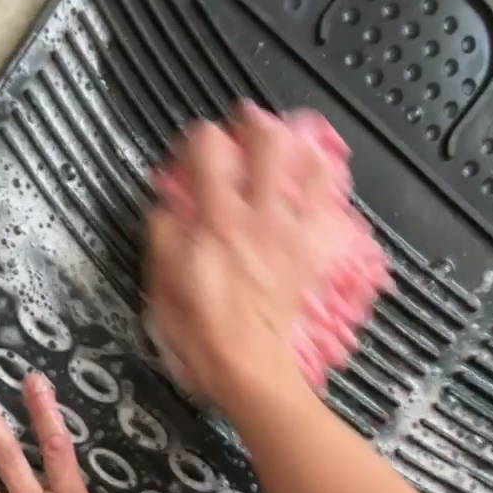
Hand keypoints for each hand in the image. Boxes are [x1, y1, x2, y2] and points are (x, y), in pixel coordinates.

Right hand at [146, 101, 342, 409]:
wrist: (249, 368)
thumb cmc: (200, 333)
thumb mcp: (162, 286)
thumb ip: (164, 236)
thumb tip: (166, 207)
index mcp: (214, 220)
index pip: (207, 147)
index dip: (197, 137)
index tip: (192, 149)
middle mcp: (257, 215)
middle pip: (268, 141)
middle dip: (254, 125)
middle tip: (245, 127)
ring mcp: (290, 232)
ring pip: (310, 166)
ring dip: (299, 148)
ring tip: (287, 146)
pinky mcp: (311, 253)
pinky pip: (330, 208)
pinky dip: (327, 190)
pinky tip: (319, 184)